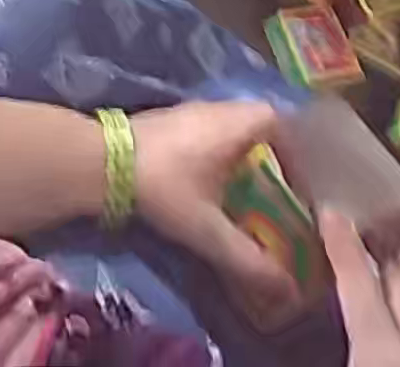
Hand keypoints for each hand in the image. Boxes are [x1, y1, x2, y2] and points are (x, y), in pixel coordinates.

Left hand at [131, 102, 298, 306]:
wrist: (105, 161)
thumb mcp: (208, 230)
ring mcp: (188, 110)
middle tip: (274, 190)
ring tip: (245, 191)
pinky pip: (208, 127)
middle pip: (254, 120)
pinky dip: (219, 150)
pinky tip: (210, 182)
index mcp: (231, 124)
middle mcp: (213, 109)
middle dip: (271, 154)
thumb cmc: (164, 186)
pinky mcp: (168, 119)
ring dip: (242, 152)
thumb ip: (249, 260)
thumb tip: (287, 289)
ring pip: (229, 123)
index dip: (293, 151)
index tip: (295, 185)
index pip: (277, 120)